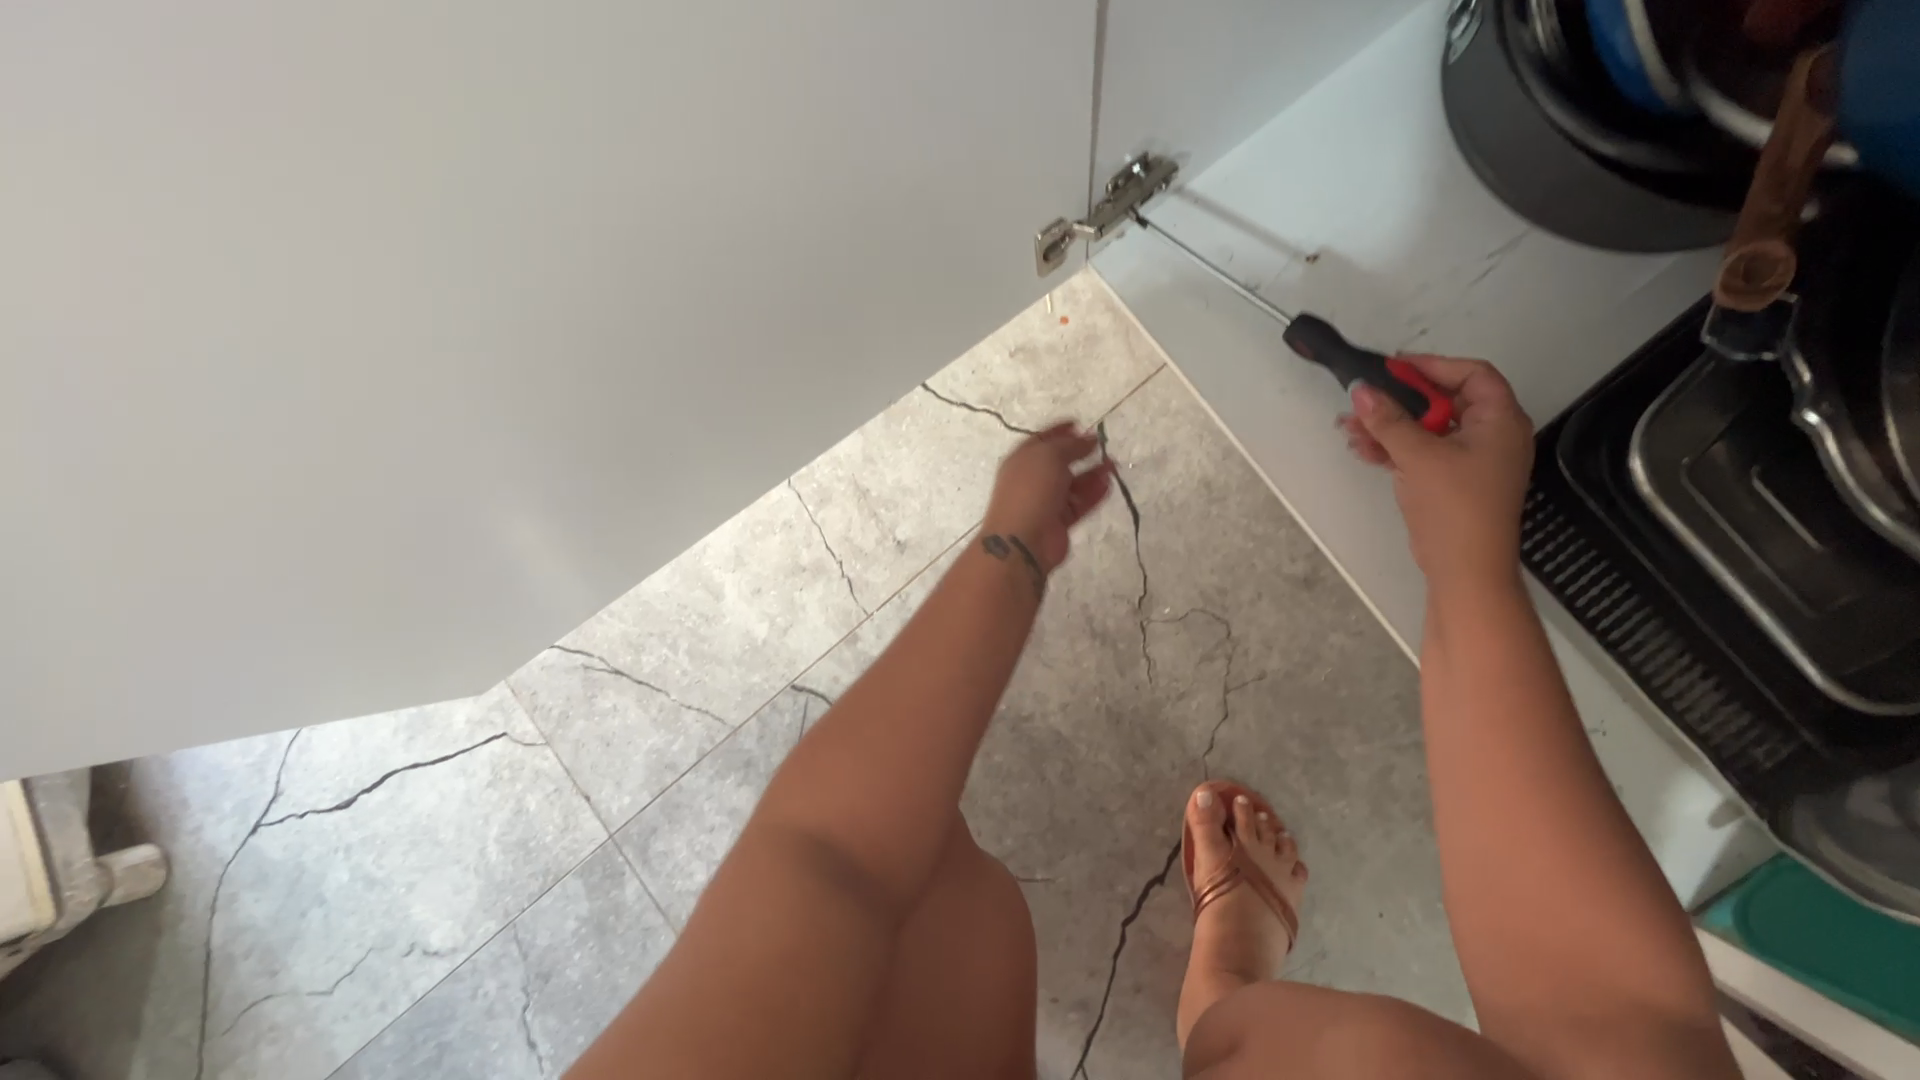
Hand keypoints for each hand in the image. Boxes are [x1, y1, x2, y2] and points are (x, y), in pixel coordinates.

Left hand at [981, 423, 1114, 573]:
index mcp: (1022, 459)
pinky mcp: (1059, 521)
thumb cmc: (1031, 490)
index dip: (1059, 431)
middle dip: (1081, 453)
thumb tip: (1088, 438)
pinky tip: (1108, 484)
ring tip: (1113, 465)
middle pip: (1059, 462)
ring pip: (1072, 484)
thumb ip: (1071, 445)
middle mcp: (1032, 478)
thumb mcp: (1049, 456)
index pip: (1042, 440)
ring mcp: (1045, 501)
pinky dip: (1093, 494)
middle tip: (1102, 446)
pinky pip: (1079, 503)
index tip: (1079, 424)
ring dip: (1092, 473)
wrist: (1023, 539)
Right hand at [1338, 355, 1534, 590]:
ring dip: (1388, 427)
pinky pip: (1422, 453)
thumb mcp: (1418, 456)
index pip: (1471, 374)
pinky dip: (1394, 449)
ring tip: (1350, 430)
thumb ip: (1388, 420)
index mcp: (1500, 420)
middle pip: (1443, 402)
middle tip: (1363, 400)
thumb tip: (1360, 389)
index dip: (1432, 366)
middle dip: (1398, 402)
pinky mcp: (1451, 482)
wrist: (1465, 568)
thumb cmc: (1454, 505)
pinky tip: (1363, 450)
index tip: (1392, 367)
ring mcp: (1471, 460)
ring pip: (1426, 430)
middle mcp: (1491, 435)